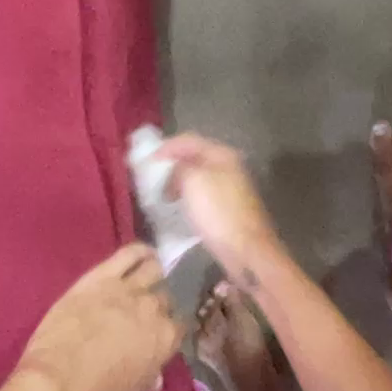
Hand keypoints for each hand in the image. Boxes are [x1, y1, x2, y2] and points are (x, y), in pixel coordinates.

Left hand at [16, 243, 182, 390]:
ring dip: (152, 276)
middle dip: (157, 307)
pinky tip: (142, 253)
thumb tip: (149, 379)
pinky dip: (139, 251)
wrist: (56, 384)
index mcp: (165, 339)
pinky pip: (128, 253)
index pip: (177, 327)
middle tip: (142, 317)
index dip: (167, 333)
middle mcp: (152, 308)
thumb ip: (145, 390)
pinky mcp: (100, 276)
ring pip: (152, 270)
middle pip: (163, 298)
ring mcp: (127, 288)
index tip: (158, 339)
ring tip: (145, 280)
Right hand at [161, 133, 287, 289]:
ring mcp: (231, 188)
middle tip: (151, 177)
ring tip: (161, 193)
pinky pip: (203, 194)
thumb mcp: (192, 181)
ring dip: (178, 182)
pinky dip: (187, 196)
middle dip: (171, 165)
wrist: (245, 250)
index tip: (146, 161)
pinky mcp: (228, 208)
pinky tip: (177, 207)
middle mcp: (229, 166)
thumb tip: (174, 172)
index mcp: (222, 154)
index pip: (188, 140)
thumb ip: (178, 168)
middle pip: (194, 157)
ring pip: (198, 177)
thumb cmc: (218, 211)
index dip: (166, 147)